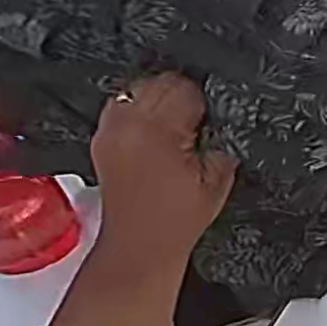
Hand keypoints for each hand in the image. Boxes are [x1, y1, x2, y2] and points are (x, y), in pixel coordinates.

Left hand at [89, 73, 237, 261]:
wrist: (141, 243)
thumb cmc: (180, 217)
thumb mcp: (219, 175)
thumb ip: (221, 138)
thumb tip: (224, 116)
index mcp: (156, 132)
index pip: (184, 87)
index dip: (206, 98)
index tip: (215, 115)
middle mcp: (125, 127)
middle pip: (159, 81)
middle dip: (185, 94)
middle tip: (201, 118)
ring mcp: (109, 132)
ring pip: (139, 88)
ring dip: (162, 97)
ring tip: (180, 122)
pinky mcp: (102, 139)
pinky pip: (123, 104)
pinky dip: (143, 108)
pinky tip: (159, 127)